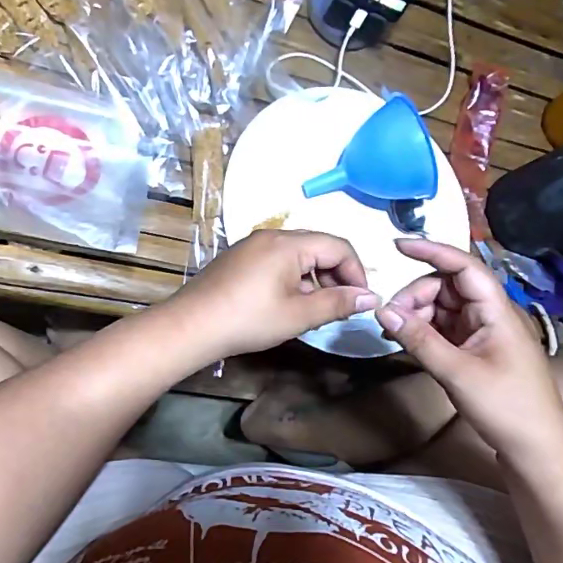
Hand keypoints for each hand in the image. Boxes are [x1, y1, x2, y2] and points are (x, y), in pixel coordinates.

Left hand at [164, 230, 377, 359]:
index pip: (338, 246)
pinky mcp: (239, 258)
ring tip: (314, 309)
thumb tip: (372, 296)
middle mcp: (271, 235)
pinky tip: (287, 303)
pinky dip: (293, 277)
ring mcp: (251, 245)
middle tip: (340, 306)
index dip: (356, 272)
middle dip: (336, 274)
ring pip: (297, 254)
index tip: (360, 301)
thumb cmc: (249, 320)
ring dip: (314, 278)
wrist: (191, 326)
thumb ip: (338, 303)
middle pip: (318, 246)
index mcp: (289, 243)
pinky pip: (277, 260)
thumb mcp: (299, 315)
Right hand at [375, 239, 562, 458]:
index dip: (432, 251)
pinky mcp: (475, 349)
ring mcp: (483, 332)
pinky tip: (405, 341)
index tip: (398, 246)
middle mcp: (491, 313)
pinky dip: (424, 330)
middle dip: (416, 295)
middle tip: (391, 319)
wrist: (537, 448)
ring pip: (443, 307)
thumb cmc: (506, 407)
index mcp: (497, 309)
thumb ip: (419, 339)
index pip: (464, 266)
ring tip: (394, 334)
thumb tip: (383, 311)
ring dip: (417, 313)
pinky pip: (444, 327)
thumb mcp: (457, 373)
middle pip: (448, 286)